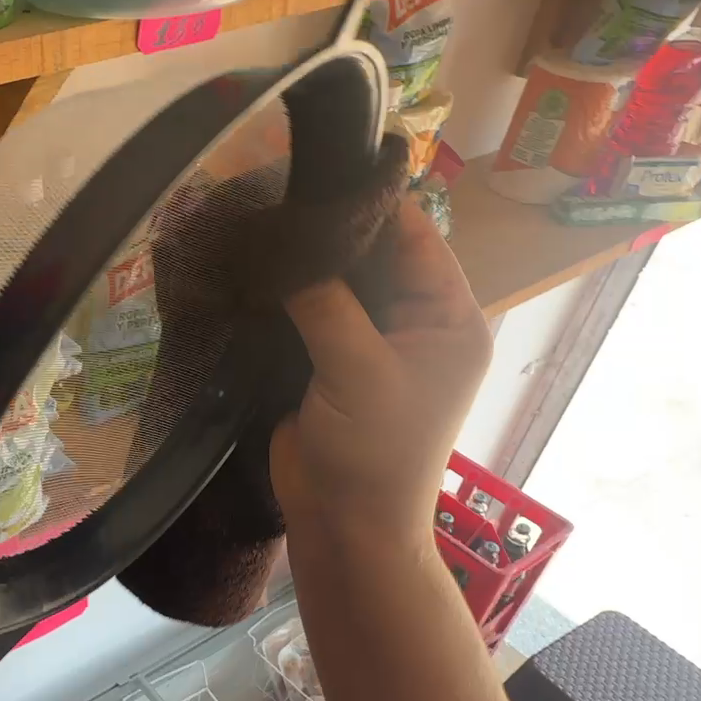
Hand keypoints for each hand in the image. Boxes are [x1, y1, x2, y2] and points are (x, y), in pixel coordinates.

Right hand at [269, 198, 491, 550]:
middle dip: (329, 236)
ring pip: (337, 287)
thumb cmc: (373, 451)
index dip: (371, 207)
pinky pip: (310, 318)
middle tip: (273, 203)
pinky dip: (285, 300)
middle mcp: (413, 324)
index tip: (315, 177)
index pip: (414, 239)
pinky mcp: (328, 365)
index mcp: (447, 319)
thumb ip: (327, 304)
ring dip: (303, 269)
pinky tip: (252, 278)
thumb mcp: (358, 370)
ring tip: (256, 232)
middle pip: (373, 259)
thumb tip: (288, 248)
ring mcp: (368, 345)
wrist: (344, 523)